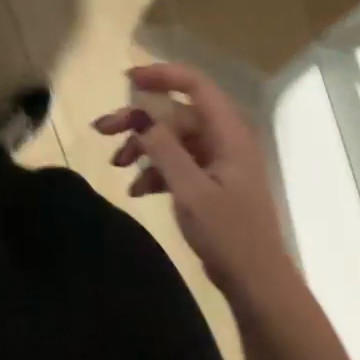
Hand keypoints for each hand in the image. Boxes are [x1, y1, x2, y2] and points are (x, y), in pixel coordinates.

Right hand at [92, 63, 291, 295]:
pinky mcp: (211, 183)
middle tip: (102, 130)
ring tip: (116, 165)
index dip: (162, 75)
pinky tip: (136, 190)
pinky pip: (178, 162)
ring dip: (143, 148)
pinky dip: (155, 171)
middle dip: (138, 120)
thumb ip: (164, 149)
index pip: (196, 85)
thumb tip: (140, 115)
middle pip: (176, 113)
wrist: (257, 283)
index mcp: (229, 133)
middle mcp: (225, 139)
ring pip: (173, 138)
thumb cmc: (229, 234)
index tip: (126, 80)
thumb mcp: (190, 190)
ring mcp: (219, 161)